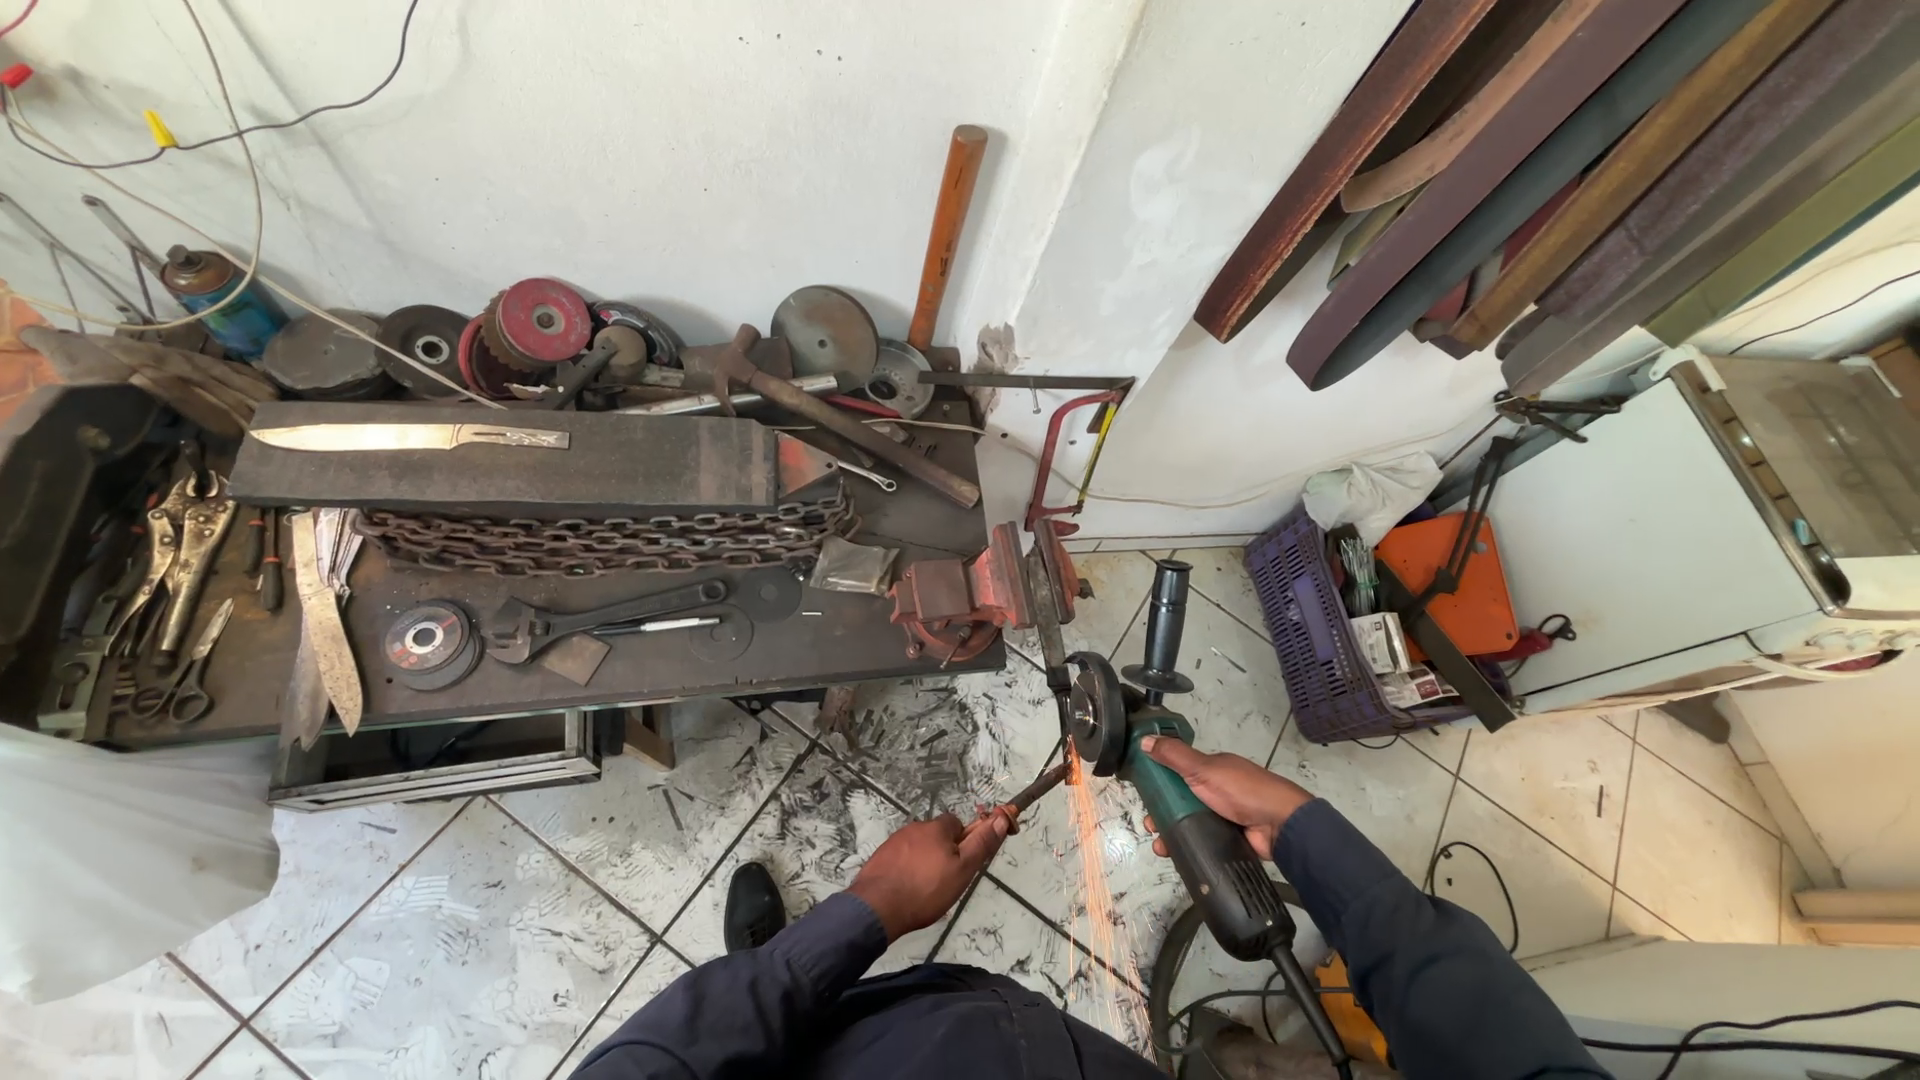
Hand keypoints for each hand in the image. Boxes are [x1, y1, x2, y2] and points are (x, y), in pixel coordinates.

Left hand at [847, 812, 1007, 940]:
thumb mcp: (963, 870)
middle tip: (945, 880)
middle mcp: (915, 828)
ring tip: (924, 890)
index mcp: (936, 828)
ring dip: (923, 861)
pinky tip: (906, 890)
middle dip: (942, 852)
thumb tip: (1001, 819)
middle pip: (936, 835)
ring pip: (918, 847)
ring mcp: (894, 842)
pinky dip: (906, 869)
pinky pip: (900, 858)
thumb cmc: (926, 889)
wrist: (878, 906)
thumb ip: (981, 844)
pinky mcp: (880, 857)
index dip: (962, 841)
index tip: (961, 864)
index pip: (956, 823)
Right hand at [1139, 736, 1312, 859]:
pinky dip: (1187, 846)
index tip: (1144, 795)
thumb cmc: (1241, 790)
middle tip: (1150, 825)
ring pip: (1190, 823)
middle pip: (1182, 800)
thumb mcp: (1203, 768)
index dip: (1160, 782)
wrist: (1280, 826)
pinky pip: (1202, 840)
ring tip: (1160, 846)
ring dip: (1171, 833)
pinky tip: (1174, 853)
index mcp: (1213, 769)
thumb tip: (1144, 740)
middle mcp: (1218, 791)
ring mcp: (1224, 815)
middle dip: (1162, 812)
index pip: (1179, 772)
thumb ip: (1174, 755)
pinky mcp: (1229, 838)